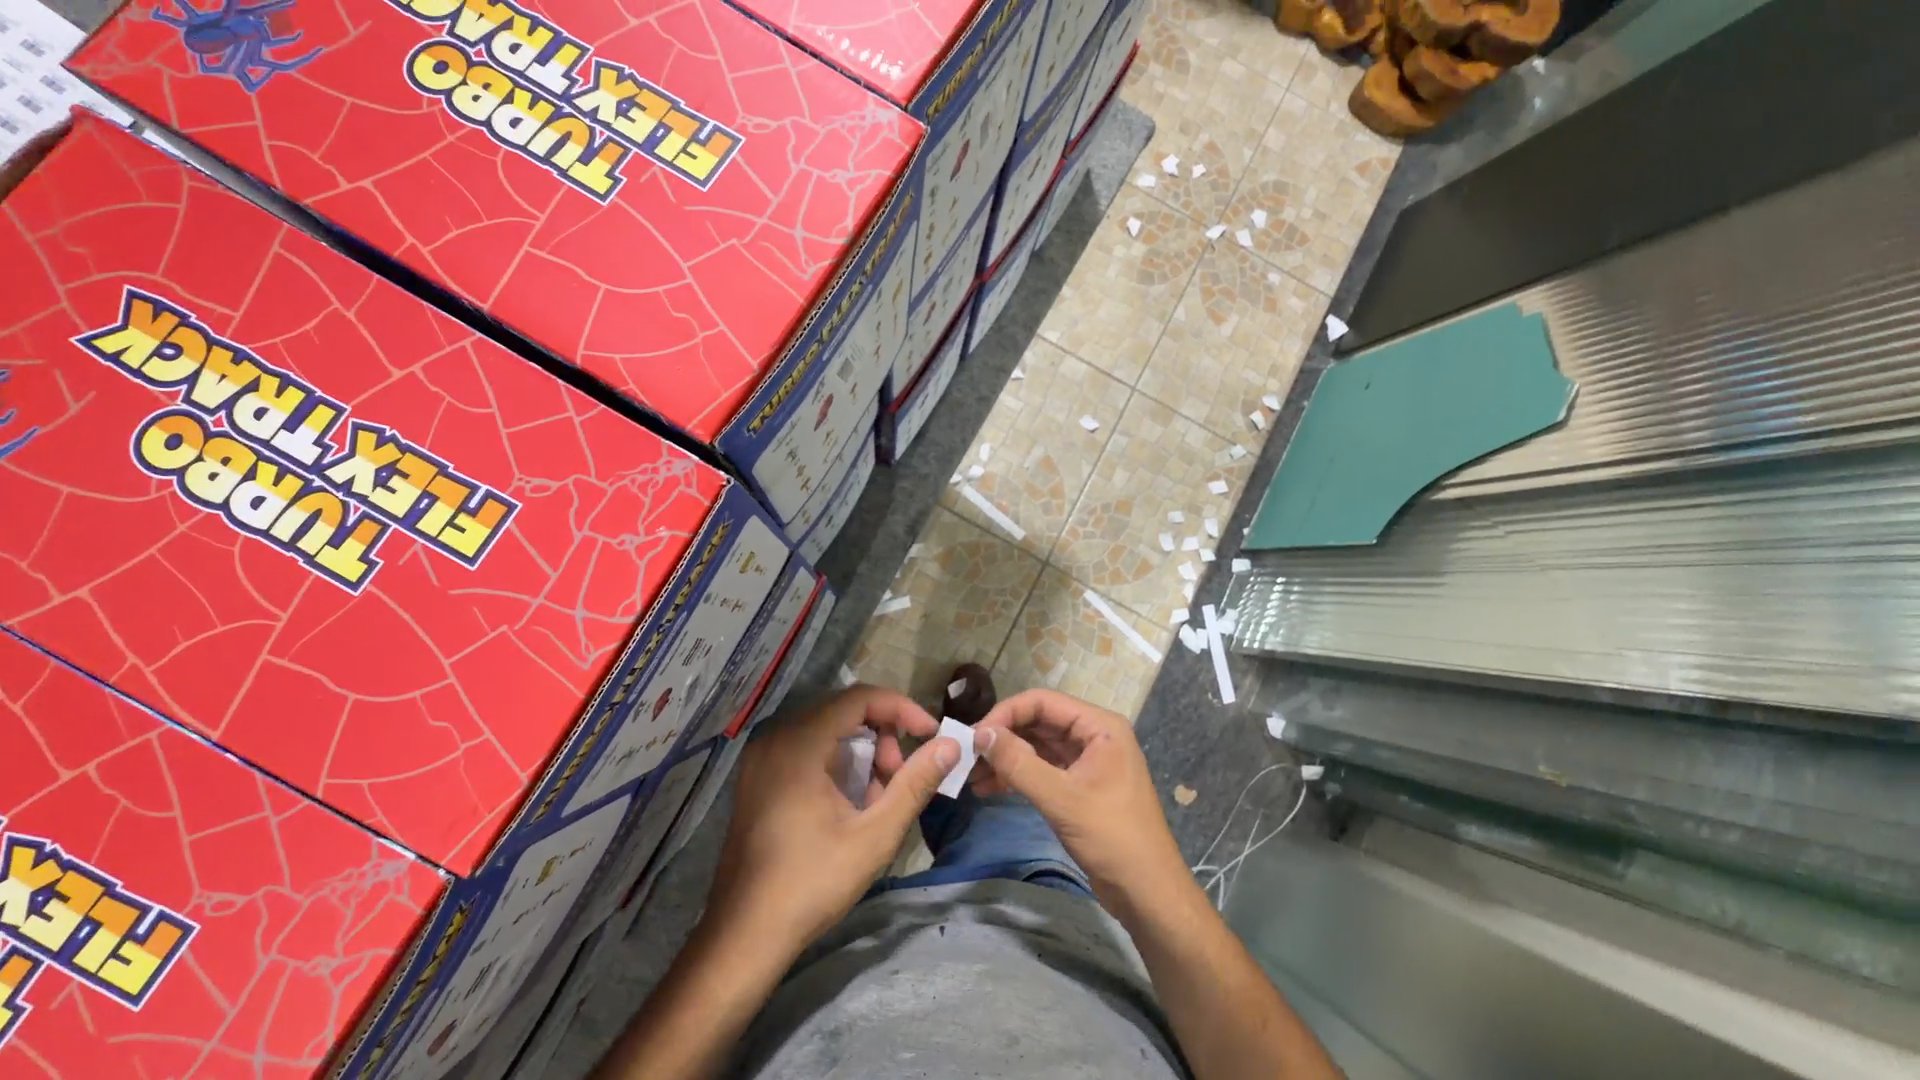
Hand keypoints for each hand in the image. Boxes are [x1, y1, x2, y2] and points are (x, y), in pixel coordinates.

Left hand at [704, 685, 958, 953]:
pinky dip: (837, 765)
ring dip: (862, 753)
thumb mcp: (875, 835)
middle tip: (901, 777)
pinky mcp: (757, 780)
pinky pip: (806, 752)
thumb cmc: (812, 883)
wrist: (745, 933)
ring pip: (825, 732)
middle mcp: (774, 740)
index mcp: (798, 744)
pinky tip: (852, 806)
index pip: (858, 698)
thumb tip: (950, 746)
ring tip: (880, 798)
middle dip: (882, 736)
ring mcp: (761, 760)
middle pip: (841, 712)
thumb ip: (914, 784)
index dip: (901, 709)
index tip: (931, 735)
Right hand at [973, 689, 1185, 901]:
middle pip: (1038, 722)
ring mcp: (1087, 762)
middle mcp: (1094, 736)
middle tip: (966, 757)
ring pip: (1038, 747)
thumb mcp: (1061, 798)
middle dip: (1002, 737)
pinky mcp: (1080, 786)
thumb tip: (980, 734)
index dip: (1005, 714)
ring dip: (1006, 758)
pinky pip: (1043, 769)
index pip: (1042, 701)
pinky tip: (989, 789)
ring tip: (971, 777)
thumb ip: (1019, 763)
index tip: (973, 737)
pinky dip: (1017, 776)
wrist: (1147, 890)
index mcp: (1100, 726)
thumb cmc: (1112, 837)